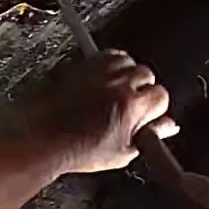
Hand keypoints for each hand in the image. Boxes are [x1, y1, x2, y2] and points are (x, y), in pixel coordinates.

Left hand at [19, 50, 177, 173]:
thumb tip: (166, 128)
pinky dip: (108, 63)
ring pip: (126, 60)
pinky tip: (102, 80)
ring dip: (125, 73)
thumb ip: (149, 136)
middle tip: (130, 103)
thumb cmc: (76, 149)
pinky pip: (105, 55)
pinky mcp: (82, 65)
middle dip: (142, 87)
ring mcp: (99, 72)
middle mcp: (117, 84)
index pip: (161, 95)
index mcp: (131, 107)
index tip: (148, 113)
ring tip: (116, 91)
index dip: (155, 106)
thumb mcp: (121, 153)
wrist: (41, 137)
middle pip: (146, 73)